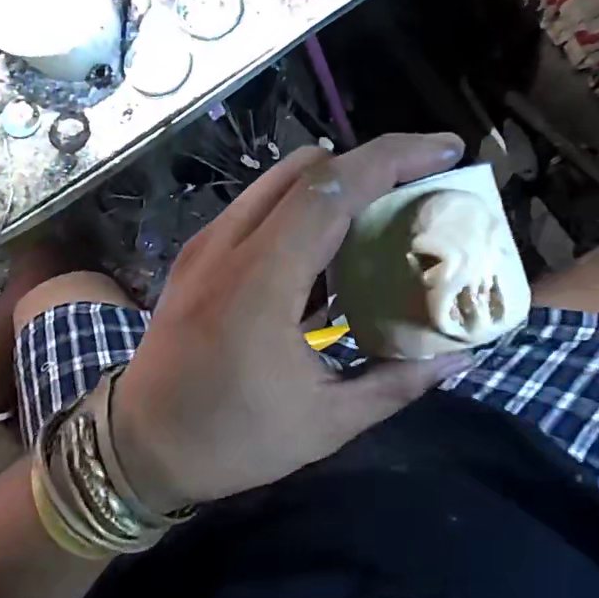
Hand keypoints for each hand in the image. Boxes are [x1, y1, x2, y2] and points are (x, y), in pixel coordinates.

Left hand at [109, 134, 481, 508]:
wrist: (139, 445)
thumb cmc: (230, 440)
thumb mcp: (324, 422)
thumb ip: (396, 383)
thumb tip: (459, 356)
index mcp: (260, 281)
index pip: (331, 189)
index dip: (393, 158)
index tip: (446, 152)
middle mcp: (226, 247)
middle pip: (304, 172)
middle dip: (369, 165)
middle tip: (420, 184)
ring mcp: (202, 249)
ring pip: (273, 184)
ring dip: (330, 184)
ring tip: (379, 209)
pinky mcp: (192, 260)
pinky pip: (251, 211)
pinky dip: (295, 208)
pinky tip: (324, 245)